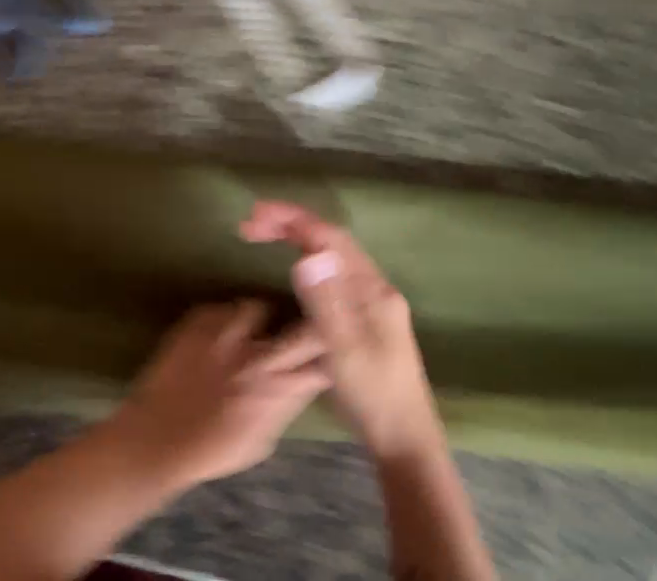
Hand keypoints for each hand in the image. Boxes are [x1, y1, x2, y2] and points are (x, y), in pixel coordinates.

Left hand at [102, 301, 330, 491]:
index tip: (330, 355)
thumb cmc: (212, 450)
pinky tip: (218, 332)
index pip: (325, 364)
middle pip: (305, 331)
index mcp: (279, 391)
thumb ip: (283, 406)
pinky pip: (220, 308)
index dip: (331, 358)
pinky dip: (224, 318)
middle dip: (311, 327)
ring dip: (258, 319)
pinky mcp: (196, 324)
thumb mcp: (262, 440)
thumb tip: (297, 387)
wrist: (158, 437)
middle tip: (304, 326)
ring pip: (258, 307)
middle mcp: (258, 358)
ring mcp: (225, 336)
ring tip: (250, 328)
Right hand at [242, 201, 440, 459]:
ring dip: (300, 238)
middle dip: (291, 224)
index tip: (254, 215)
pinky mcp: (367, 319)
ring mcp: (373, 303)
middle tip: (250, 225)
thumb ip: (325, 300)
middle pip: (332, 241)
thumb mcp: (343, 349)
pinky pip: (335, 273)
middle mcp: (375, 289)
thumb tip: (306, 254)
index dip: (292, 219)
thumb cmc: (373, 395)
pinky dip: (308, 259)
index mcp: (372, 290)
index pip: (329, 238)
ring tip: (265, 236)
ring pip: (334, 256)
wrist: (405, 440)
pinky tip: (294, 269)